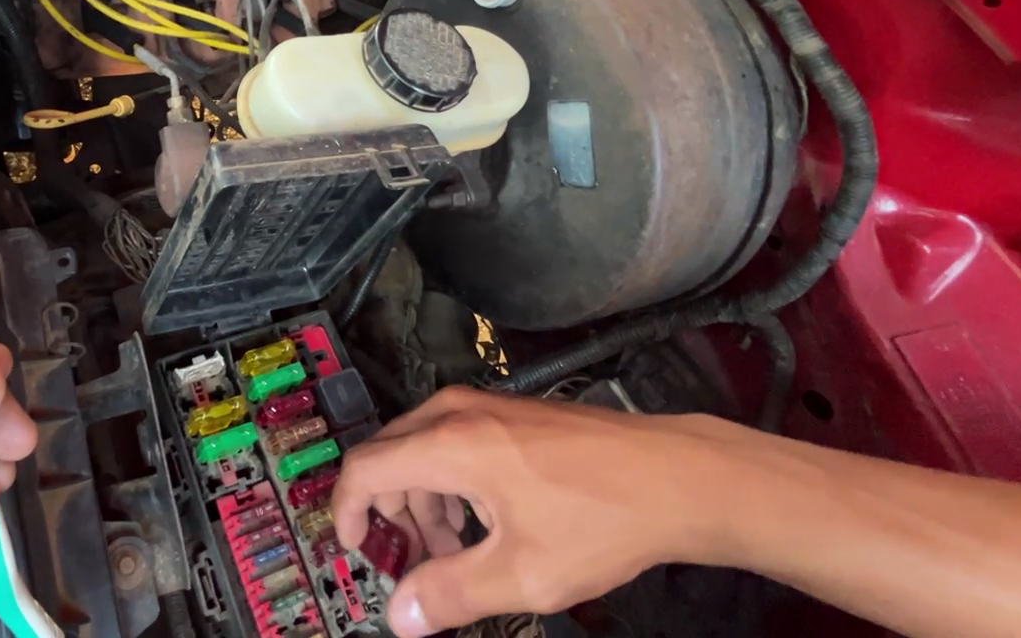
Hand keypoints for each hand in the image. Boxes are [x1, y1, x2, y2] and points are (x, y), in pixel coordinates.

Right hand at [333, 387, 742, 634]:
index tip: (357, 550)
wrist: (673, 474)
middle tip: (415, 564)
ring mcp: (478, 404)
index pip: (364, 467)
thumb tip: (399, 618)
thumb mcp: (525, 572)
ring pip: (416, 447)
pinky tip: (483, 518)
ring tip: (456, 550)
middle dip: (390, 513)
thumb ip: (452, 594)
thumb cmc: (598, 520)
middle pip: (387, 455)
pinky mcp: (500, 409)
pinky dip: (445, 480)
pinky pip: (446, 438)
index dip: (346, 510)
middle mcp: (452, 412)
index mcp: (447, 444)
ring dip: (420, 500)